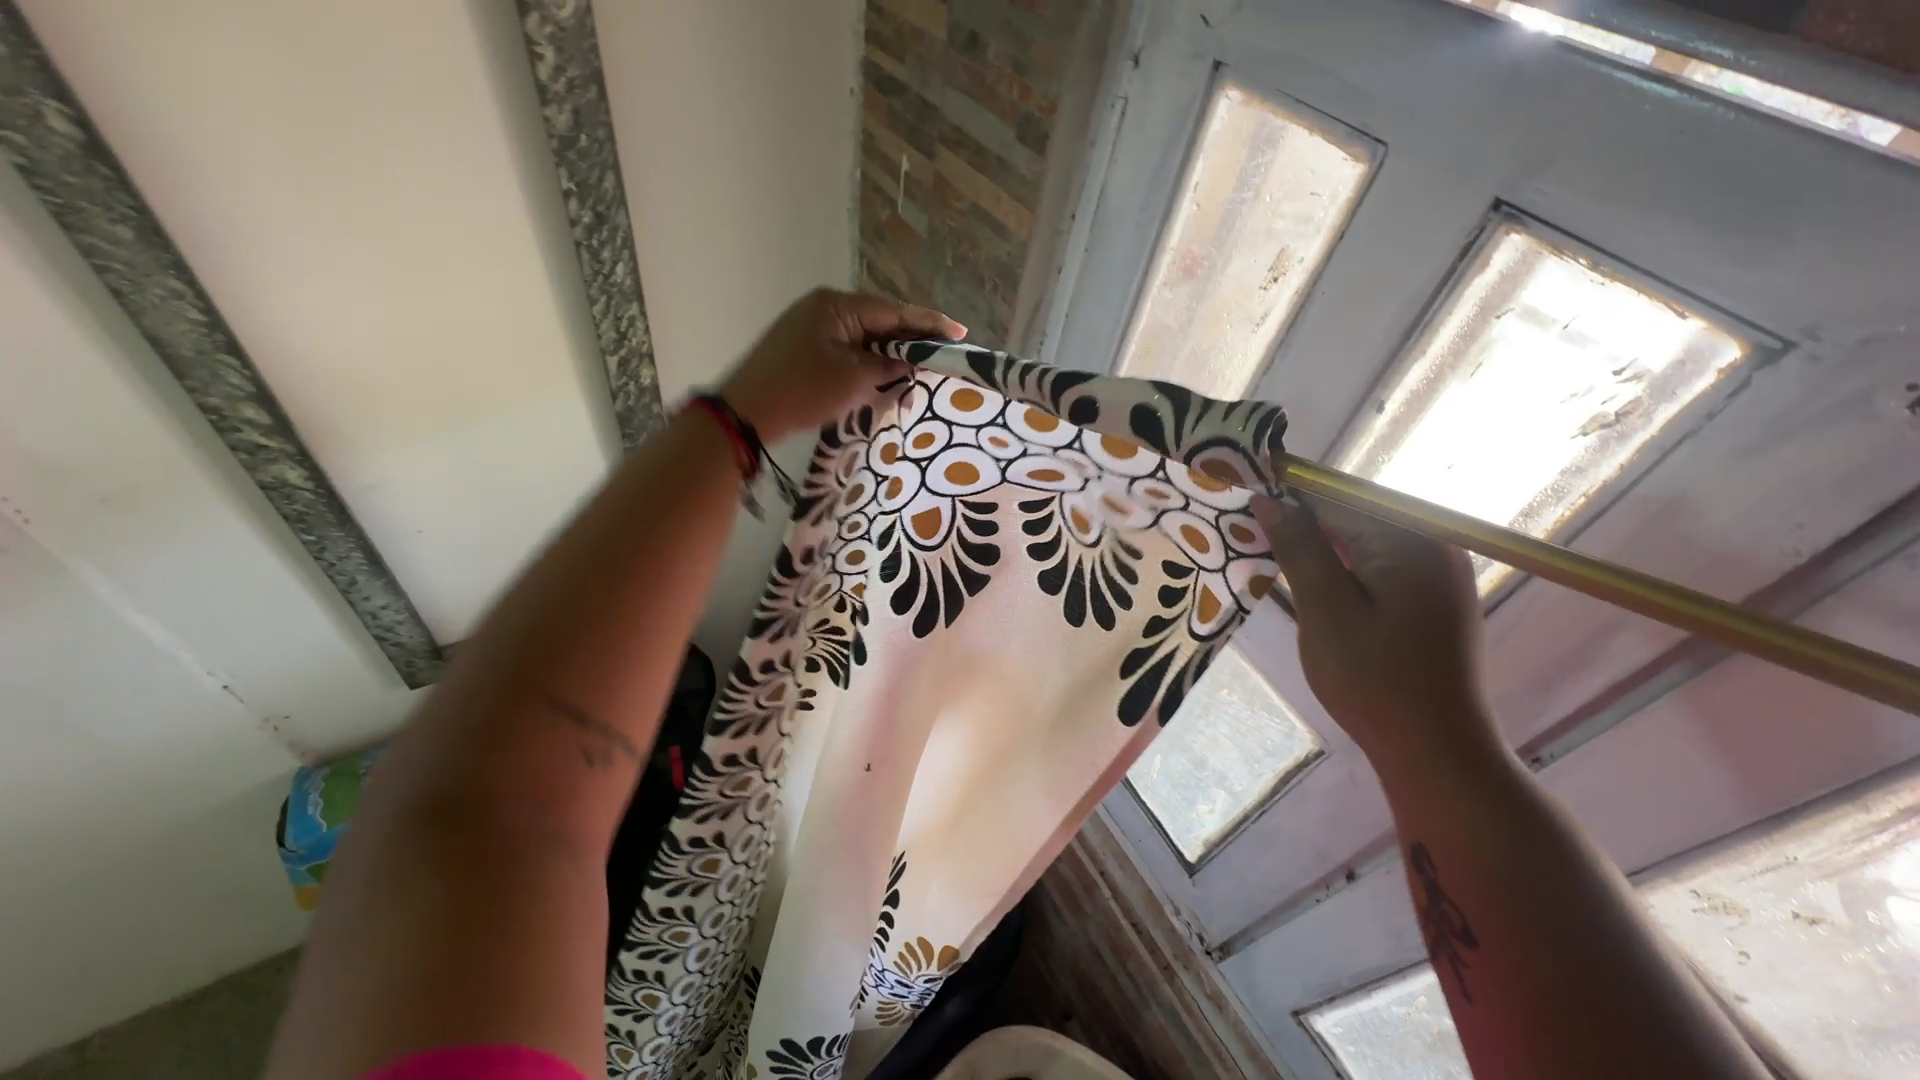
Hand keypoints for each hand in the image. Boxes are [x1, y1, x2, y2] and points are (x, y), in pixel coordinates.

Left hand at [721, 289, 966, 440]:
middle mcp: (823, 308)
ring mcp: (810, 328)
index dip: (928, 324)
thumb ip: (888, 367)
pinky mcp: (803, 349)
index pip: (893, 312)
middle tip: (943, 351)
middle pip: (879, 321)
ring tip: (921, 365)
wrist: (745, 414)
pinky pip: (846, 349)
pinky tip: (885, 374)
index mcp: (836, 305)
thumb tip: (910, 363)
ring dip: (889, 353)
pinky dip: (867, 361)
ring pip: (863, 337)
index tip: (958, 332)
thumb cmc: (801, 390)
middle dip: (910, 339)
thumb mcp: (853, 379)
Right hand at [1250, 493, 1500, 778]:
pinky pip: (1385, 562)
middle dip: (1306, 520)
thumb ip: (1300, 549)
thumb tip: (1270, 501)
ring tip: (1280, 557)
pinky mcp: (1438, 598)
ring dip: (1325, 543)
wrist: (1437, 749)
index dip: (1289, 497)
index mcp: (1411, 539)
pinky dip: (1348, 565)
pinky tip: (1321, 583)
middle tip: (1256, 536)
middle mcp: (1435, 544)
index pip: (1337, 497)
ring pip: (1370, 538)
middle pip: (1357, 513)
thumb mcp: (1325, 610)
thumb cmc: (1373, 679)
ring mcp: (1442, 572)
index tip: (1246, 503)